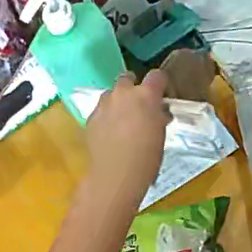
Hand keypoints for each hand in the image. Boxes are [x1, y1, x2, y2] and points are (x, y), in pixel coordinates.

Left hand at [83, 70, 170, 195]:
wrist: (115, 176)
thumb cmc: (146, 158)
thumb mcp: (160, 134)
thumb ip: (158, 116)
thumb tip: (157, 113)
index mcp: (146, 95)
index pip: (156, 76)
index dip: (160, 85)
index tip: (161, 95)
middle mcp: (122, 94)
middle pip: (127, 79)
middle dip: (132, 88)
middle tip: (138, 105)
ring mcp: (103, 105)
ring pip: (110, 94)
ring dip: (117, 101)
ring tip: (121, 119)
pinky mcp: (90, 118)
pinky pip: (100, 110)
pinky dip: (105, 116)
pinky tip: (109, 132)